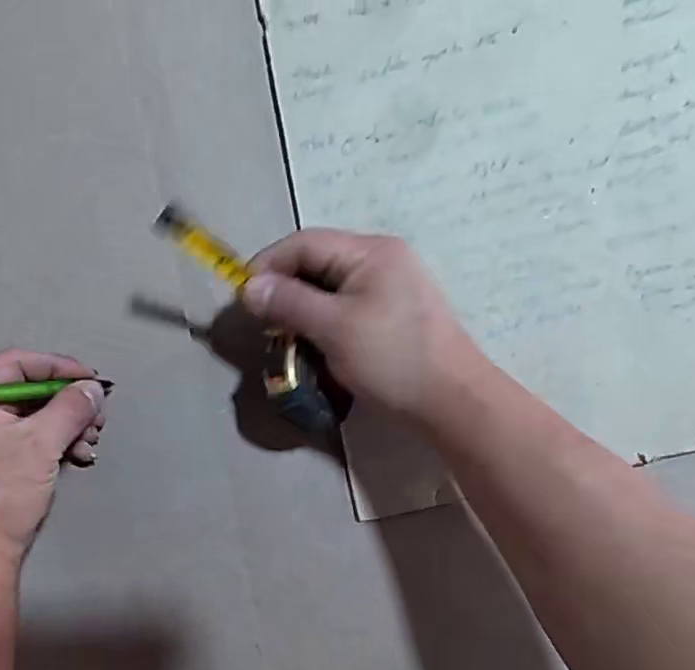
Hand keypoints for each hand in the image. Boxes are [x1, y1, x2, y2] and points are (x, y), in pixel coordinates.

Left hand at [0, 349, 105, 568]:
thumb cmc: (1, 494)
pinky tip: (78, 455)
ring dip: (69, 425)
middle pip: (30, 391)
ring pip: (37, 417)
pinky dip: (58, 442)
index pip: (17, 365)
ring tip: (90, 441)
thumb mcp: (41, 444)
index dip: (58, 368)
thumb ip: (71, 408)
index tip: (91, 380)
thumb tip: (93, 389)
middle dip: (69, 402)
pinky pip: (33, 439)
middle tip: (96, 416)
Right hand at [241, 230, 489, 419]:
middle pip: (319, 266)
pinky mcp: (396, 320)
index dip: (268, 266)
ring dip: (306, 314)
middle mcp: (384, 261)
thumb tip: (248, 287)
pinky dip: (328, 328)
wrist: (452, 401)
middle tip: (267, 326)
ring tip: (290, 341)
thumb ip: (290, 303)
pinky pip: (350, 313)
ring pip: (333, 293)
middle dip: (287, 293)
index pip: (305, 243)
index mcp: (371, 251)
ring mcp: (393, 291)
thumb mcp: (334, 328)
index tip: (243, 299)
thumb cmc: (393, 360)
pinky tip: (320, 351)